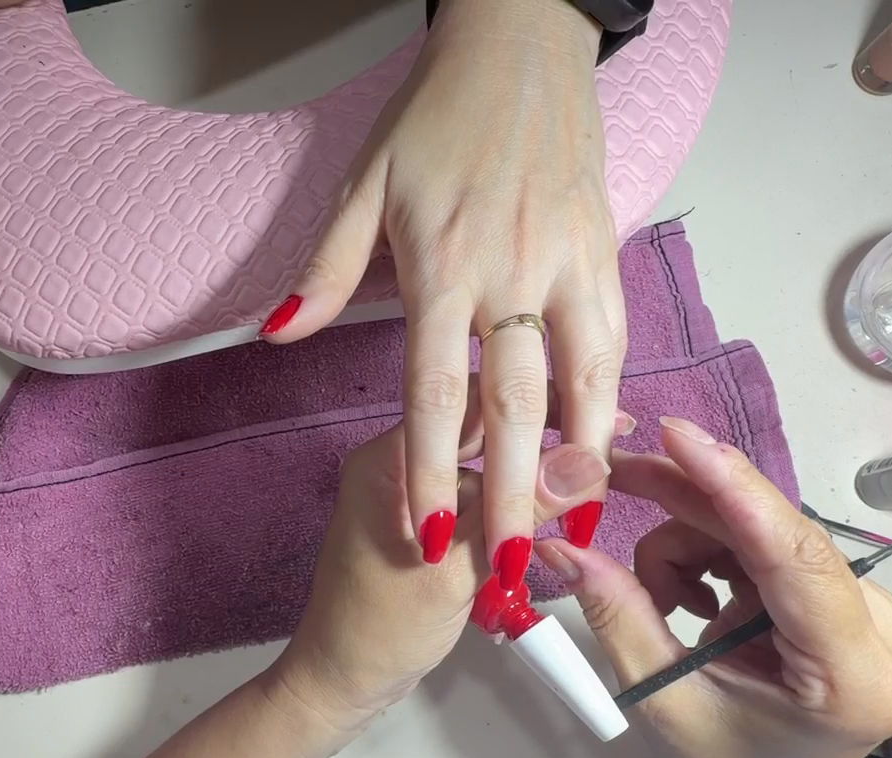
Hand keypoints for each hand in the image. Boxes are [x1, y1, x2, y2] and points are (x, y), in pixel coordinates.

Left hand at [264, 0, 622, 586]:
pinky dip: (611, 401)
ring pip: (584, 382)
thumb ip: (324, 271)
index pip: (434, 396)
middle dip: (513, 497)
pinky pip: (614, 340)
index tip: (430, 538)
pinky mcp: (605, 251)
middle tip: (511, 570)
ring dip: (579, 466)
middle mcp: (512, 275)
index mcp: (444, 269)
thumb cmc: (433, 119)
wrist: (520, 41)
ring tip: (571, 531)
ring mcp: (569, 264)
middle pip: (514, 409)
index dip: (430, 473)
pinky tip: (603, 449)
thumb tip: (277, 333)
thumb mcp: (361, 186)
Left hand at [269, 405, 608, 737]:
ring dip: (527, 488)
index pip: (468, 405)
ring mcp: (410, 496)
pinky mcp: (423, 526)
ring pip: (484, 473)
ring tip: (585, 501)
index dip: (537, 404)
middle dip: (540, 453)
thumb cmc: (381, 628)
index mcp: (387, 458)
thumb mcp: (454, 572)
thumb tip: (589, 459)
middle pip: (481, 439)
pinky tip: (547, 527)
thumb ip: (519, 512)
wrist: (340, 680)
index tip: (605, 415)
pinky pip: (474, 505)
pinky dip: (507, 515)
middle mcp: (397, 464)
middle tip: (609, 460)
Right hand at [533, 418, 891, 757]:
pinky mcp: (873, 603)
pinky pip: (778, 544)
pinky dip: (721, 555)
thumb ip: (616, 612)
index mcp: (854, 683)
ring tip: (663, 600)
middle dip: (688, 515)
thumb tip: (559, 545)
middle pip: (775, 537)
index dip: (735, 490)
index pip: (799, 563)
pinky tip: (698, 598)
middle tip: (616, 480)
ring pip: (768, 534)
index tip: (678, 437)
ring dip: (697, 547)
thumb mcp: (656, 693)